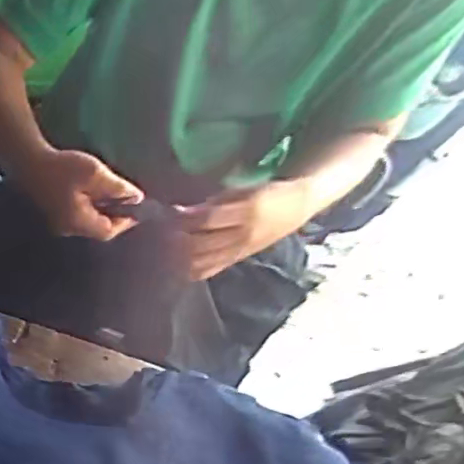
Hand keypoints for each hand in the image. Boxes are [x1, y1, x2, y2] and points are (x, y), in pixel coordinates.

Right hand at [19, 148, 144, 240]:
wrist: (29, 163)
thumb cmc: (61, 169)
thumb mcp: (94, 174)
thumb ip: (117, 188)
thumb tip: (137, 198)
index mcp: (77, 222)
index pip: (107, 231)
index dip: (127, 221)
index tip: (141, 206)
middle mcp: (68, 228)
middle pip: (98, 229)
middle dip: (116, 215)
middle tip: (130, 197)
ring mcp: (60, 222)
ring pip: (89, 222)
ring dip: (105, 210)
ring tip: (115, 193)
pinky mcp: (56, 214)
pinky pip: (80, 216)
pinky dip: (93, 207)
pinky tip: (96, 193)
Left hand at [175, 180, 317, 280]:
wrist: (299, 207)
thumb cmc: (268, 195)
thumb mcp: (244, 191)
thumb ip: (213, 203)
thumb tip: (180, 212)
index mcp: (248, 212)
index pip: (208, 219)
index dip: (185, 219)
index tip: (170, 215)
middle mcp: (243, 235)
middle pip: (200, 243)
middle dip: (177, 239)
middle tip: (164, 233)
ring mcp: (239, 251)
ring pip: (200, 261)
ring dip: (178, 256)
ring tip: (167, 248)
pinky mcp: (236, 261)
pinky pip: (207, 271)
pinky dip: (188, 270)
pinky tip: (177, 264)